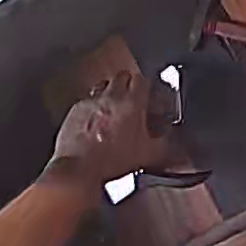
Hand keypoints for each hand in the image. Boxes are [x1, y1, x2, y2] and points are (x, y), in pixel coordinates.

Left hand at [49, 71, 171, 187]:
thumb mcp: (147, 156)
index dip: (146, 86)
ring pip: (103, 84)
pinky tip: (96, 119)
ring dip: (110, 91)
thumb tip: (170, 144)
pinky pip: (87, 99)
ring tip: (114, 106)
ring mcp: (91, 101)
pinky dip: (93, 105)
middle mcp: (111, 97)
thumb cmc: (111, 160)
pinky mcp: (75, 109)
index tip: (147, 95)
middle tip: (132, 97)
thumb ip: (164, 146)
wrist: (79, 169)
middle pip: (122, 76)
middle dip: (129, 84)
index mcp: (131, 104)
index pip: (141, 80)